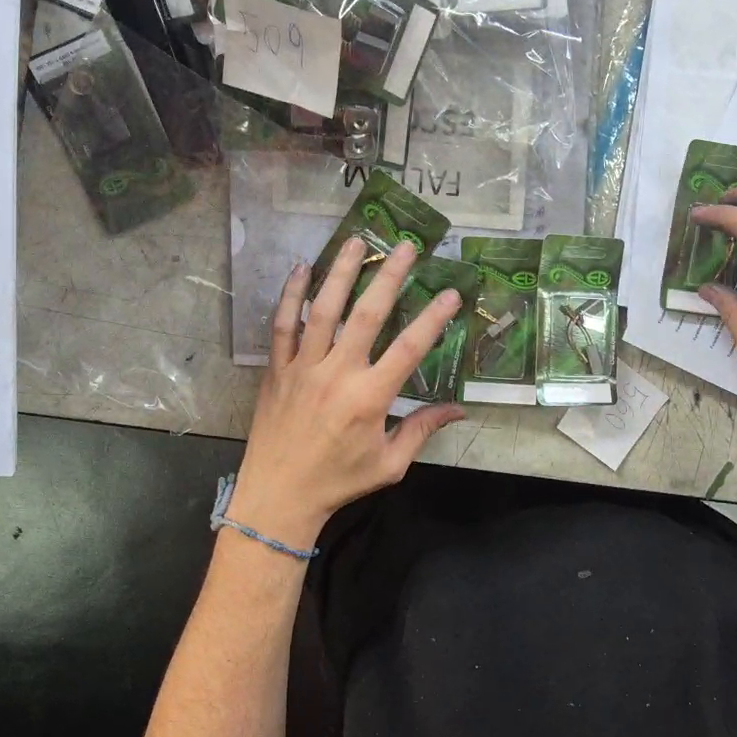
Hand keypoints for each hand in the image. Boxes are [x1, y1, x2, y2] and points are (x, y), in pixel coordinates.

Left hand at [228, 238, 465, 549]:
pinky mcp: (277, 370)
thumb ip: (422, 430)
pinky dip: (291, 295)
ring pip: (324, 309)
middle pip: (367, 315)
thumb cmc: (339, 482)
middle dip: (389, 276)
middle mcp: (337, 374)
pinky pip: (283, 325)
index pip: (409, 349)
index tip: (451, 293)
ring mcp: (303, 367)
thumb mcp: (390, 464)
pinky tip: (302, 268)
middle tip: (405, 246)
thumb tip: (458, 410)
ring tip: (356, 240)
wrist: (279, 496)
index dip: (433, 318)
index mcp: (369, 398)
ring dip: (341, 271)